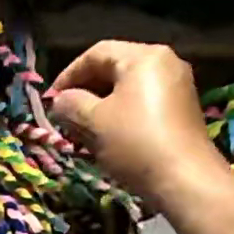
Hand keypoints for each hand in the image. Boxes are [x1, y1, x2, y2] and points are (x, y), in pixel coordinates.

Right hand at [48, 40, 220, 202]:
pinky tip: (108, 139)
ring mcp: (176, 87)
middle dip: (84, 93)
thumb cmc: (135, 143)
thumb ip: (71, 105)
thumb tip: (59, 101)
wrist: (183, 179)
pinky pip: (142, 105)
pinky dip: (120, 117)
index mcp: (143, 56)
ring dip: (100, 108)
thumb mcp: (94, 122)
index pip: (97, 53)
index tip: (50, 101)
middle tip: (65, 118)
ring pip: (127, 90)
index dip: (68, 75)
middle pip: (114, 69)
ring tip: (82, 133)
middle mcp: (164, 63)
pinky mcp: (180, 112)